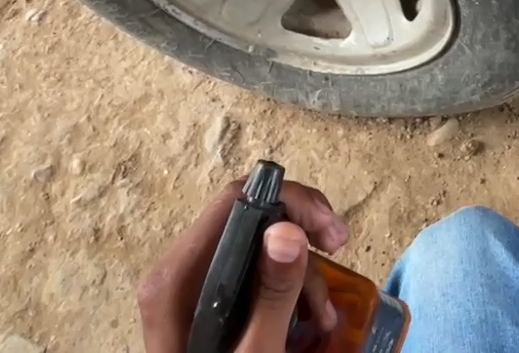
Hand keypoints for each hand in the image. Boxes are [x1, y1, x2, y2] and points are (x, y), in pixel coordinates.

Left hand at [137, 180, 349, 352]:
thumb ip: (272, 295)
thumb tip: (287, 230)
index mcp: (177, 277)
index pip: (236, 202)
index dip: (290, 201)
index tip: (331, 233)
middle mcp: (180, 269)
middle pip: (251, 215)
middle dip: (303, 231)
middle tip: (341, 246)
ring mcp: (193, 282)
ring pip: (260, 241)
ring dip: (302, 268)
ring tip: (325, 313)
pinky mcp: (208, 297)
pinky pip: (255, 267)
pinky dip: (288, 283)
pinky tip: (310, 316)